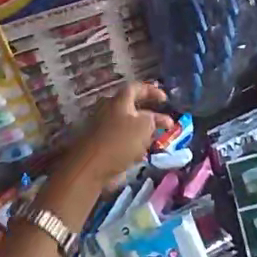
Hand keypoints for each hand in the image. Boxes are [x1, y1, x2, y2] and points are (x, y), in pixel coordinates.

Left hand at [58, 82, 174, 193]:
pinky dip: (133, 145)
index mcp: (118, 102)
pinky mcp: (102, 146)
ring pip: (128, 127)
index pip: (135, 88)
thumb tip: (151, 118)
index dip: (151, 91)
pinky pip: (122, 141)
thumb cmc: (120, 142)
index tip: (165, 99)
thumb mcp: (144, 126)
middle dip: (150, 116)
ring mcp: (103, 129)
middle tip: (166, 124)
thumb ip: (152, 119)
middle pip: (132, 109)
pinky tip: (142, 155)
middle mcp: (109, 111)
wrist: (91, 167)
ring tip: (157, 141)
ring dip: (143, 132)